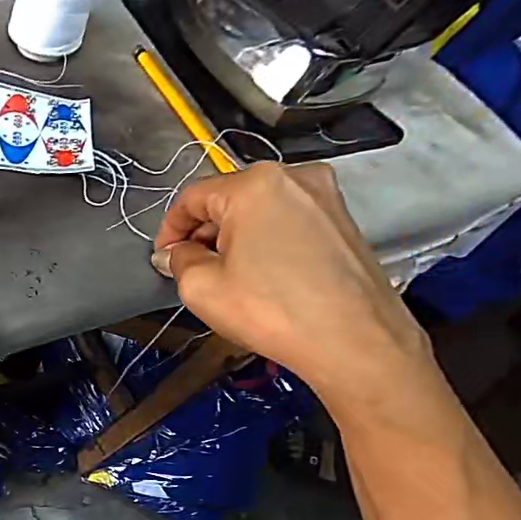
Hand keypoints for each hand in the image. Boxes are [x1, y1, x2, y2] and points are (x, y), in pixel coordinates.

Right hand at [150, 162, 431, 396]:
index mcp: (254, 183)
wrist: (355, 342)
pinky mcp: (344, 223)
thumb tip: (176, 254)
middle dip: (207, 234)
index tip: (164, 257)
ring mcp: (326, 198)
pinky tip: (268, 281)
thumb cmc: (276, 313)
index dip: (170, 229)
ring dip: (239, 240)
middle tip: (195, 272)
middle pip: (231, 200)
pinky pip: (292, 225)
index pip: (193, 196)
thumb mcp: (203, 290)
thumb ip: (179, 262)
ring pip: (263, 212)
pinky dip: (271, 245)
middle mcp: (295, 177)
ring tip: (233, 282)